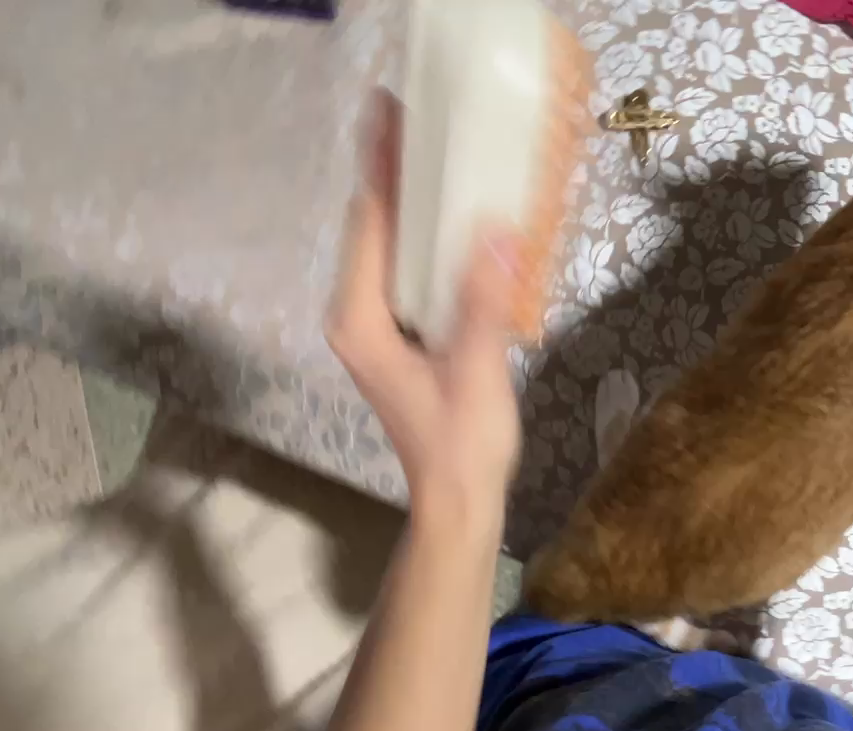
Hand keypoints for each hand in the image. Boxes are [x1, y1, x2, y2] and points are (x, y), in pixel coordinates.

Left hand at [325, 91, 524, 526]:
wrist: (458, 498)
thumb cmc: (462, 444)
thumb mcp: (476, 373)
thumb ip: (481, 304)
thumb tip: (495, 230)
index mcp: (361, 319)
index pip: (368, 225)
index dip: (382, 166)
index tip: (394, 109)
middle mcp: (357, 315)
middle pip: (373, 229)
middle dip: (398, 177)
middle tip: (432, 124)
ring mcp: (376, 327)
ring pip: (390, 250)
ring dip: (416, 208)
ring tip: (447, 159)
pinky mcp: (399, 338)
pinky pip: (408, 273)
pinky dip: (429, 244)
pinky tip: (460, 226)